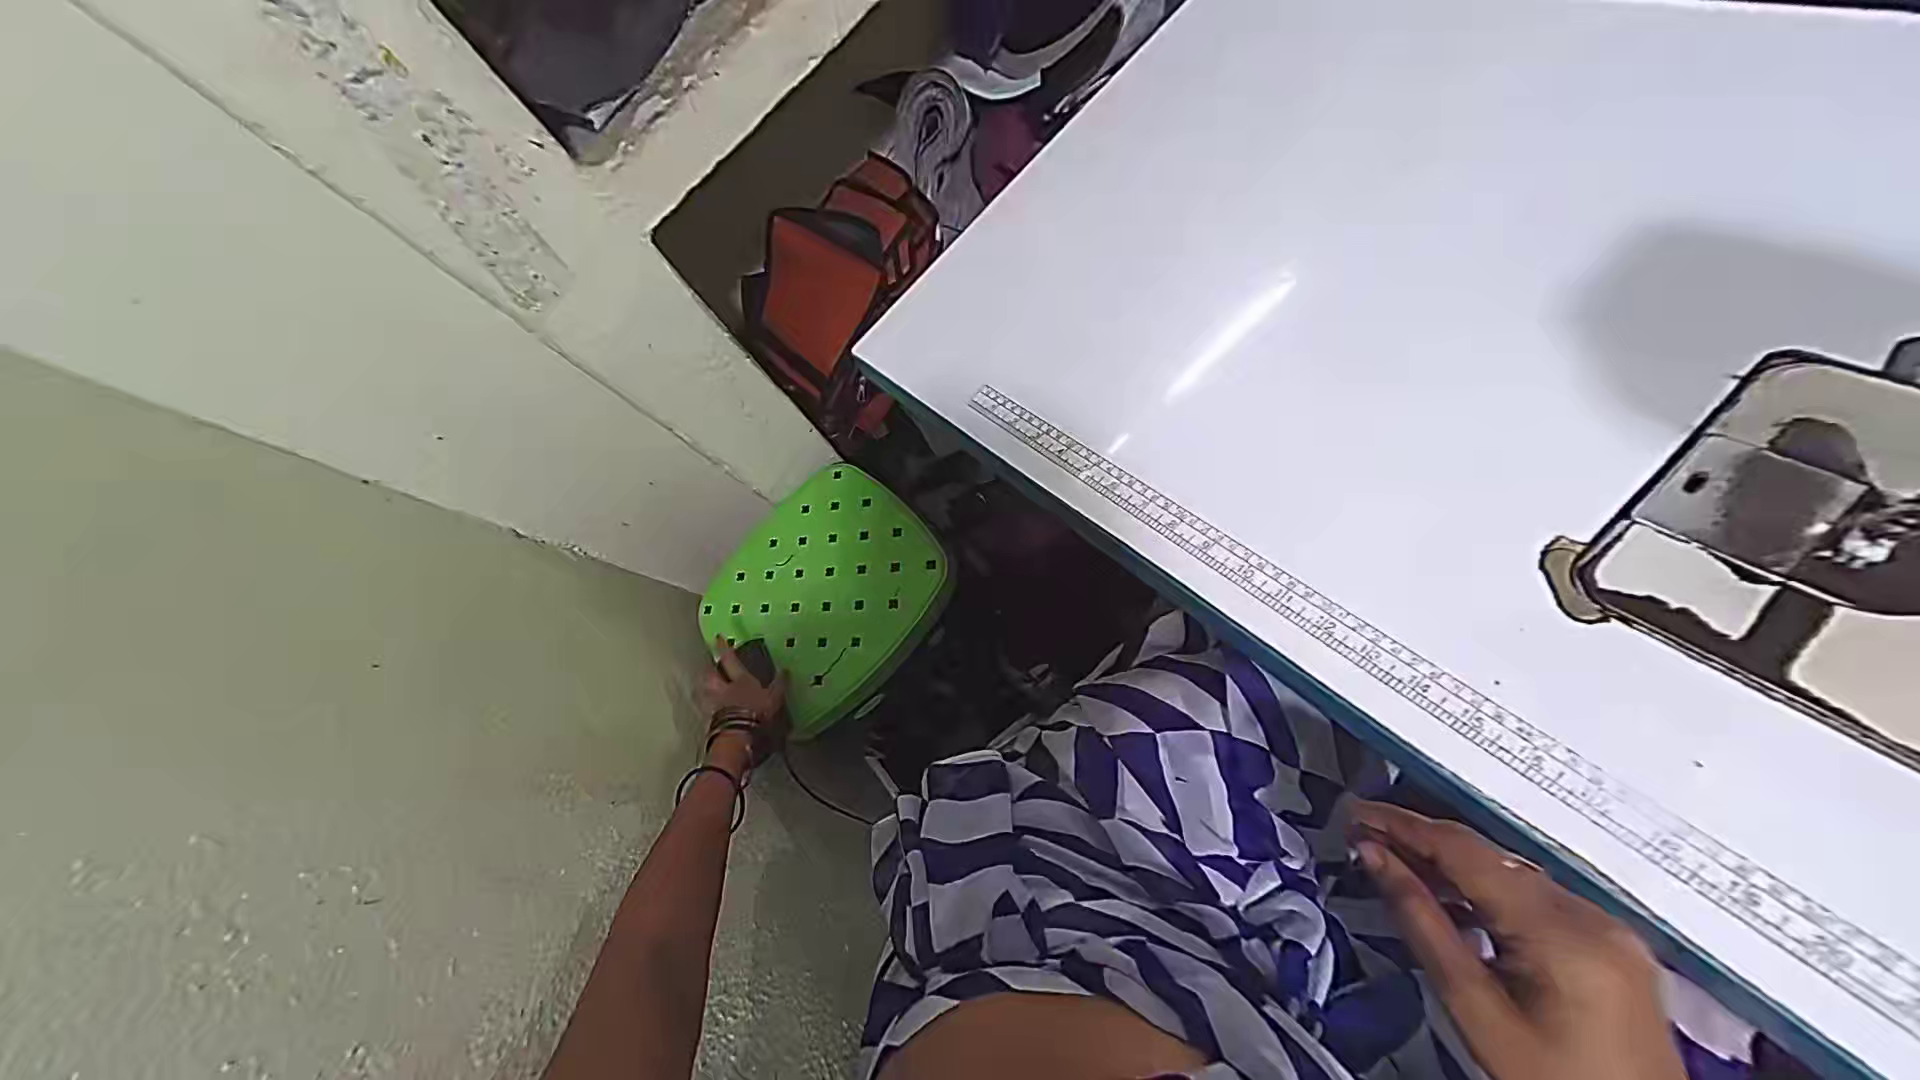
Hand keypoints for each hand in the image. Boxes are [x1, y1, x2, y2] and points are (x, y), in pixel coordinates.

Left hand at [699, 638, 789, 777]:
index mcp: (740, 680)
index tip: (718, 638)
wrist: (740, 736)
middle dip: (709, 668)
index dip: (724, 648)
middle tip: (709, 665)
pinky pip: (707, 708)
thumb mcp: (775, 697)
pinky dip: (707, 706)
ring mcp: (715, 705)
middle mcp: (724, 689)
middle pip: (710, 675)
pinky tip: (711, 708)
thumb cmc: (758, 712)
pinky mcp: (711, 720)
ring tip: (705, 686)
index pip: (730, 659)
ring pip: (703, 691)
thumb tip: (786, 670)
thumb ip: (779, 684)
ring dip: (703, 687)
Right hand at [1352, 801, 1684, 1079]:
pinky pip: (1529, 893)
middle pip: (1486, 855)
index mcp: (1560, 930)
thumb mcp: (1470, 1004)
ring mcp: (1606, 928)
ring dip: (1445, 862)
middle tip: (1362, 835)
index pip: (1463, 850)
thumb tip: (1372, 854)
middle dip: (1418, 839)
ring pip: (1505, 870)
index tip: (1354, 812)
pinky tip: (1445, 895)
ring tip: (1391, 859)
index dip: (1401, 824)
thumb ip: (1418, 918)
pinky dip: (1480, 886)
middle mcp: (1590, 915)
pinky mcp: (1609, 942)